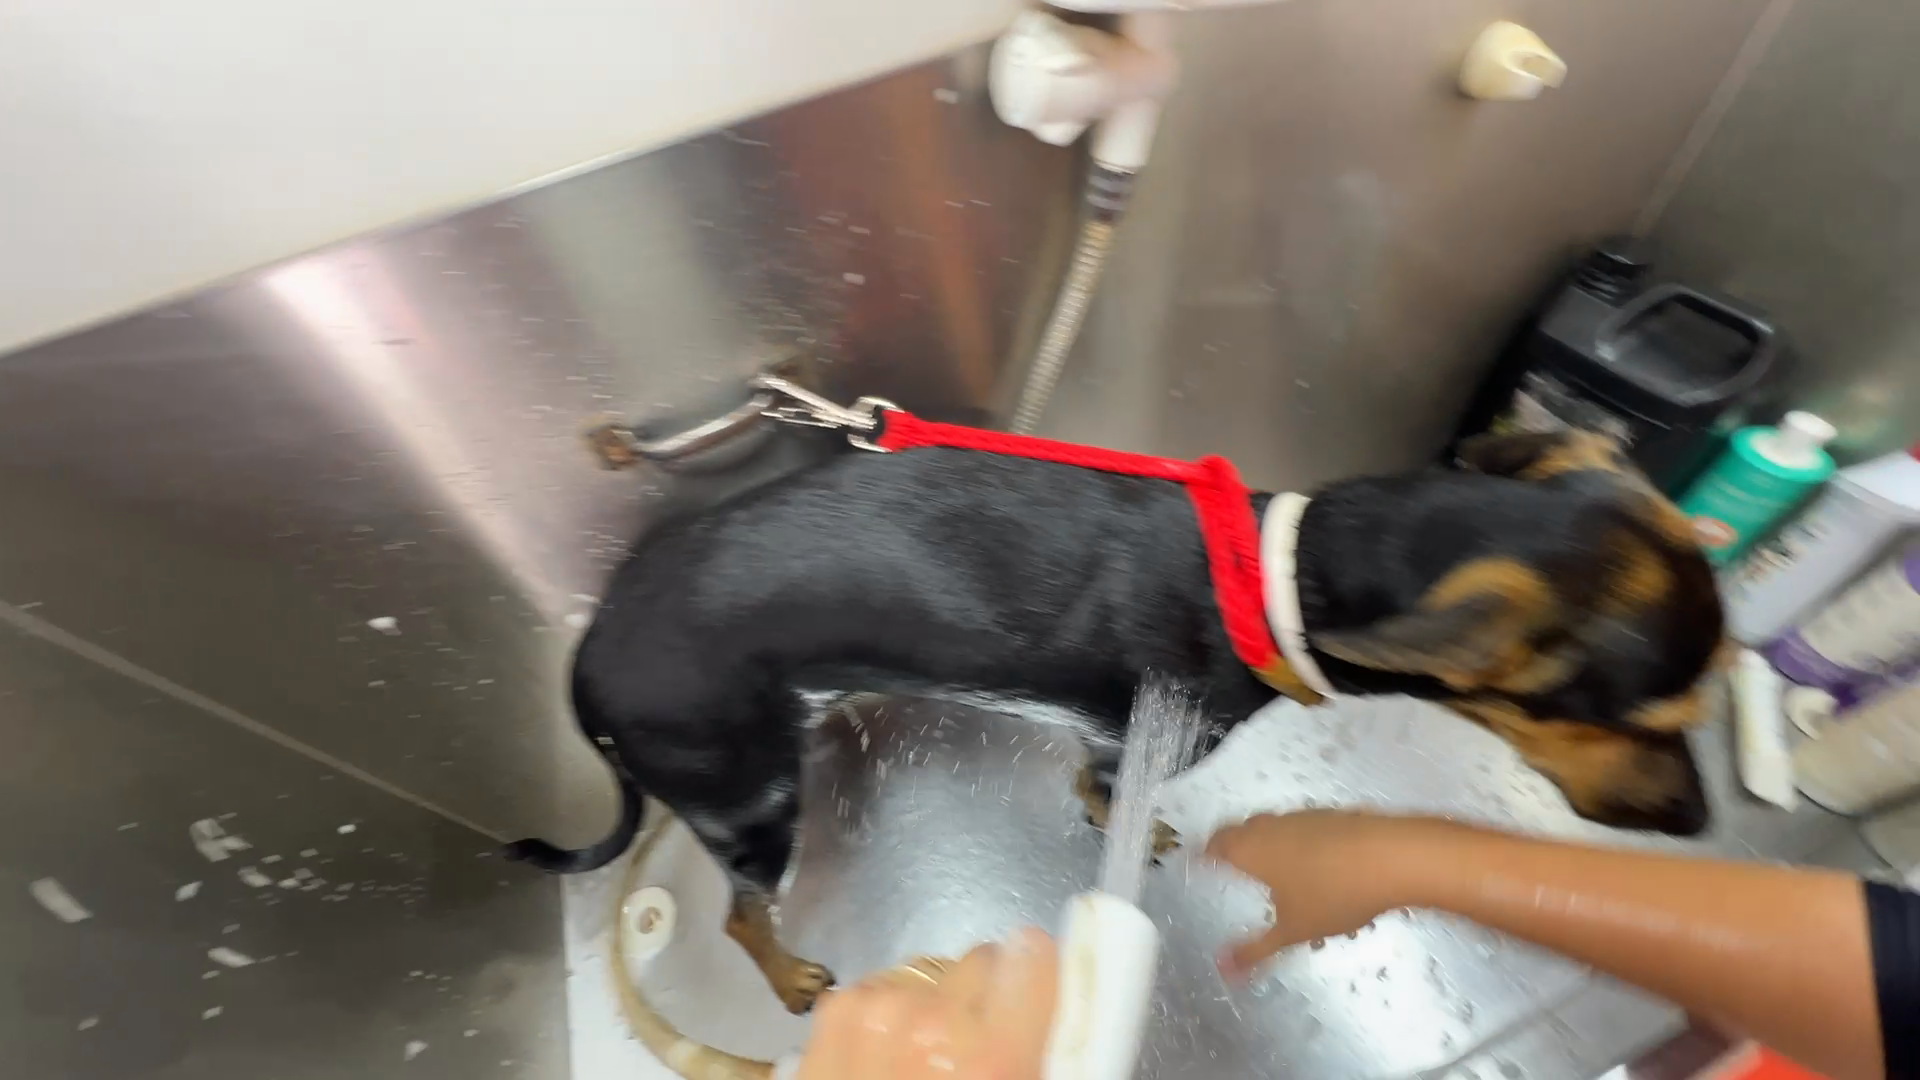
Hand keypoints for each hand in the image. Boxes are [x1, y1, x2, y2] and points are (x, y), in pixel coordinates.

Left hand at [796, 927, 1059, 1079]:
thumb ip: (1044, 1062)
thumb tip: (1058, 1020)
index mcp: (995, 1059)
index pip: (1033, 954)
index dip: (1038, 981)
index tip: (1035, 1004)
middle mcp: (934, 1017)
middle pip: (983, 960)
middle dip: (988, 999)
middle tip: (979, 1052)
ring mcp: (878, 1008)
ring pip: (934, 972)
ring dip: (937, 1006)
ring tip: (925, 1066)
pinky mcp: (837, 1012)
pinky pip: (887, 985)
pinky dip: (893, 1014)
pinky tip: (884, 1062)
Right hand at [1203, 810, 1434, 978]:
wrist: (1389, 856)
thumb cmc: (1332, 894)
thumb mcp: (1293, 930)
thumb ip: (1256, 949)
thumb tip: (1222, 969)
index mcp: (1250, 849)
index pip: (1215, 845)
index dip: (1204, 853)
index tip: (1198, 862)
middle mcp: (1267, 826)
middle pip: (1237, 830)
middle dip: (1229, 845)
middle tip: (1226, 863)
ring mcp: (1298, 816)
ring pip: (1268, 825)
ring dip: (1262, 841)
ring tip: (1268, 865)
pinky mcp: (1327, 815)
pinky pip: (1297, 826)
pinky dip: (1293, 840)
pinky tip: (1310, 861)